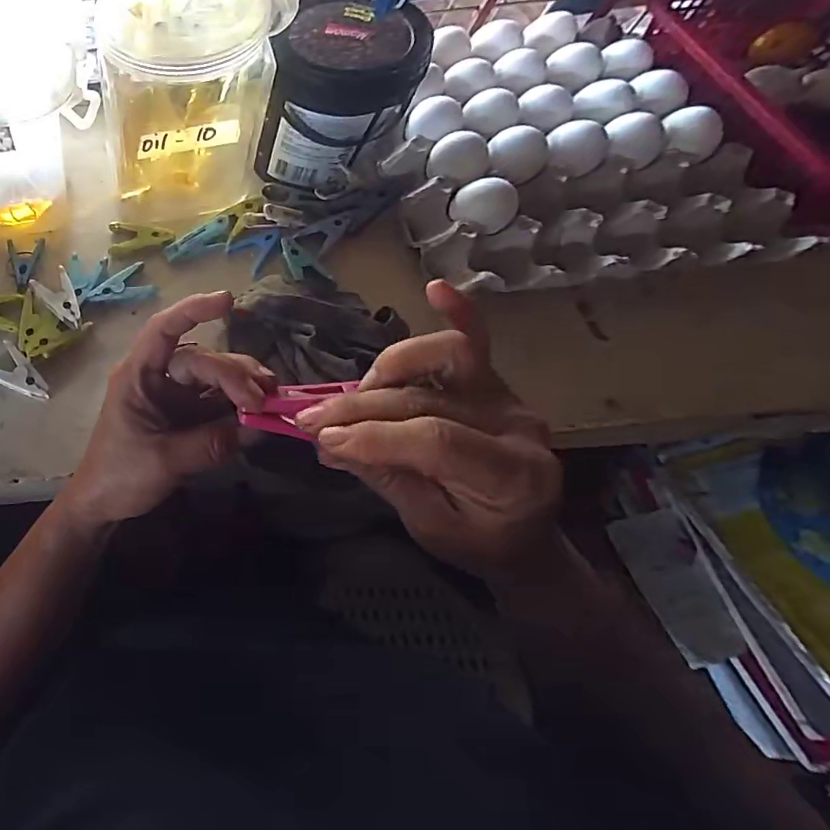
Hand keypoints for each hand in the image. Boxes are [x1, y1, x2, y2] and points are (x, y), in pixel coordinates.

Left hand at [62, 291, 276, 527]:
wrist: (103, 503)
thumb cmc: (120, 474)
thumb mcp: (165, 460)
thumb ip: (211, 443)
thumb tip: (258, 427)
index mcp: (136, 377)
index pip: (162, 330)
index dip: (192, 310)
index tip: (228, 301)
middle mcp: (156, 379)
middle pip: (200, 359)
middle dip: (234, 373)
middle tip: (261, 401)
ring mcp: (172, 397)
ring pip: (213, 376)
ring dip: (242, 385)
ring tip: (270, 400)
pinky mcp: (185, 416)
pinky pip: (217, 400)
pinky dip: (239, 404)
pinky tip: (260, 413)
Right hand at [295, 281, 563, 580]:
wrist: (520, 535)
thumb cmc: (475, 539)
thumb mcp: (427, 524)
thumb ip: (382, 476)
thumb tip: (326, 441)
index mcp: (512, 476)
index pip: (434, 440)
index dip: (372, 435)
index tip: (322, 440)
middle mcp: (517, 426)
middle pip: (425, 400)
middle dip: (358, 409)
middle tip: (309, 420)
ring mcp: (507, 397)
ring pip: (445, 358)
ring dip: (386, 370)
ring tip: (351, 394)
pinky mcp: (493, 383)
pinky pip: (476, 343)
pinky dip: (458, 313)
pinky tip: (435, 289)